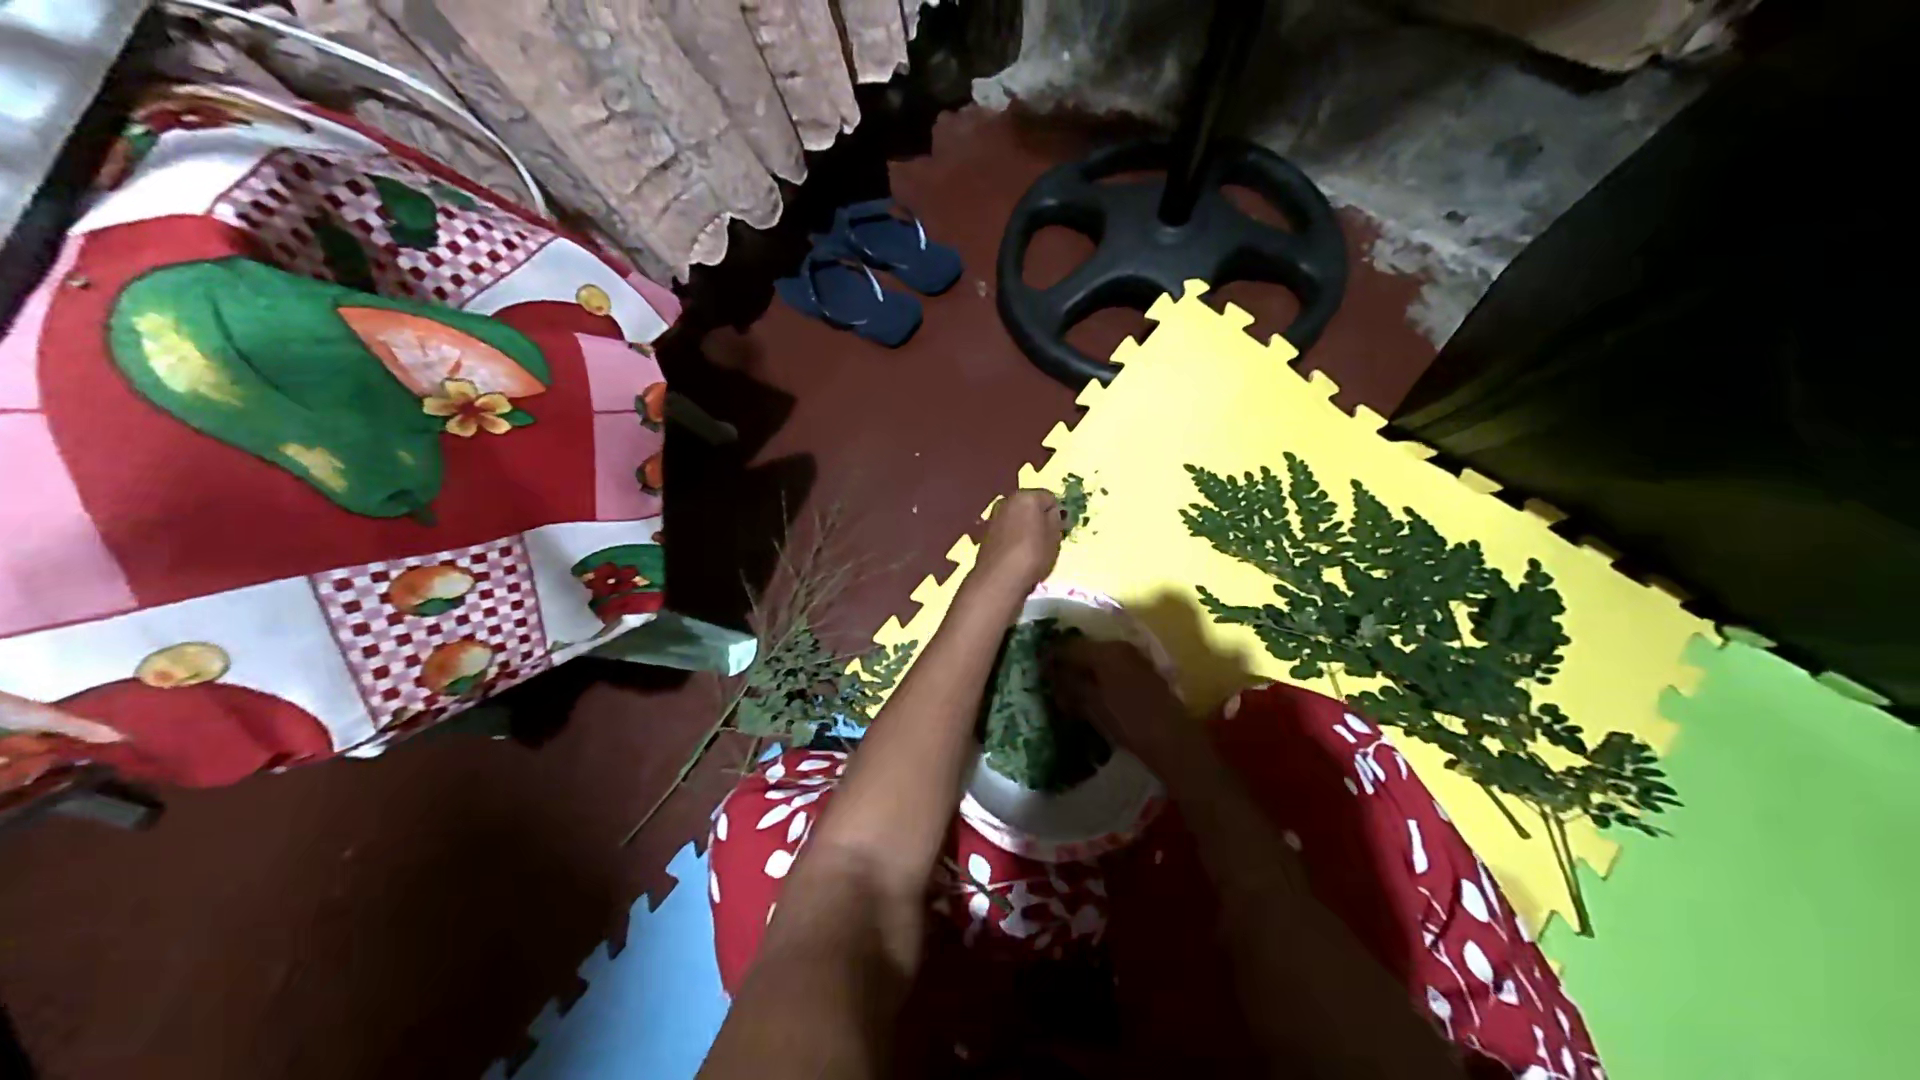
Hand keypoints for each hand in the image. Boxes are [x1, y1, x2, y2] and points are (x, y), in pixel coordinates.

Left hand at [972, 489, 1062, 596]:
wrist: (999, 578)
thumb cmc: (1033, 554)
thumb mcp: (1054, 537)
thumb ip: (1055, 519)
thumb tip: (1051, 512)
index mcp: (1026, 496)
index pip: (1049, 497)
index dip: (1057, 513)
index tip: (1059, 529)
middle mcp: (1006, 501)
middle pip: (1030, 506)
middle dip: (1039, 518)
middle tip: (1046, 538)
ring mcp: (993, 516)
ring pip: (1016, 517)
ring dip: (1024, 527)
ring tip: (1031, 548)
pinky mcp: (985, 533)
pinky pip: (1006, 529)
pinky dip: (1012, 536)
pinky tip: (1016, 552)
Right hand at [1048, 636, 1203, 778]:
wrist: (1172, 740)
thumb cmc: (1127, 722)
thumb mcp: (1090, 706)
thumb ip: (1068, 685)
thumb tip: (1051, 672)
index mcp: (1104, 651)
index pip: (1068, 646)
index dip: (1051, 657)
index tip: (1038, 669)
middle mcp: (1120, 646)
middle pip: (1086, 649)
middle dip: (1069, 662)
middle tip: (1054, 680)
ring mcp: (1136, 657)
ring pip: (1101, 657)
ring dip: (1086, 669)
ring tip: (1073, 688)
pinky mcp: (1146, 671)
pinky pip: (1115, 666)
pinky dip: (1102, 674)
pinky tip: (1096, 691)